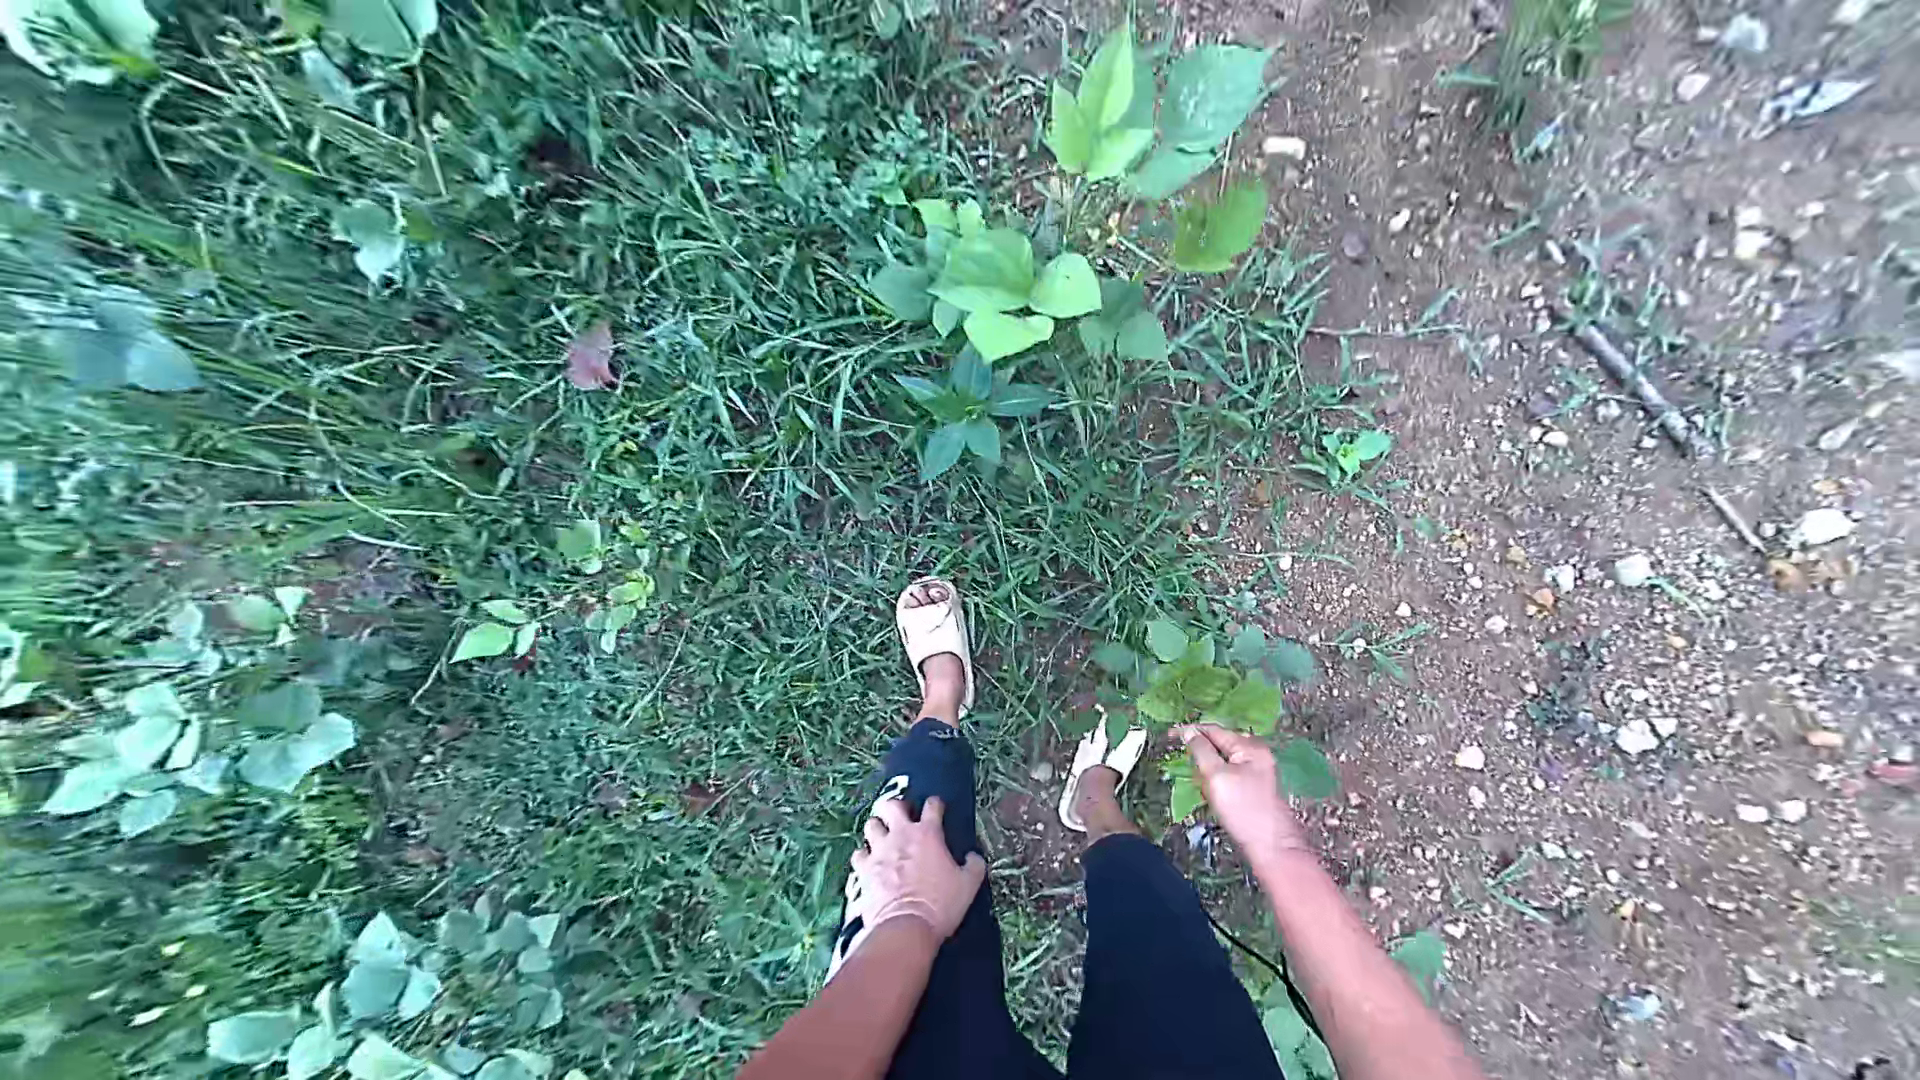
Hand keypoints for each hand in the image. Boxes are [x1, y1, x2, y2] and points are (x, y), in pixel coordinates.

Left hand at [849, 797, 986, 939]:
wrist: (906, 928)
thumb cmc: (940, 905)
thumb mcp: (968, 886)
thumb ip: (974, 866)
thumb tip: (973, 857)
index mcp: (928, 834)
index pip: (932, 806)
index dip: (936, 803)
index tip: (937, 807)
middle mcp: (901, 835)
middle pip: (893, 806)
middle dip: (897, 807)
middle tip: (903, 816)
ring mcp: (880, 850)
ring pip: (872, 825)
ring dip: (877, 828)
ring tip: (883, 836)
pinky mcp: (864, 869)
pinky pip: (859, 854)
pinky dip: (863, 857)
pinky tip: (868, 863)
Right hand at [1177, 724, 1309, 863]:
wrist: (1272, 847)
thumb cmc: (1242, 809)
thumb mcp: (1216, 775)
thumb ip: (1201, 749)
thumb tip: (1189, 732)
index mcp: (1249, 746)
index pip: (1213, 730)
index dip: (1190, 731)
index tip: (1170, 735)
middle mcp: (1257, 753)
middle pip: (1220, 743)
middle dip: (1201, 751)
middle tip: (1185, 763)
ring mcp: (1259, 770)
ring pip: (1224, 759)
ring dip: (1209, 767)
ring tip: (1200, 782)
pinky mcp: (1256, 786)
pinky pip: (1231, 773)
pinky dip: (1218, 778)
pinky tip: (1213, 791)